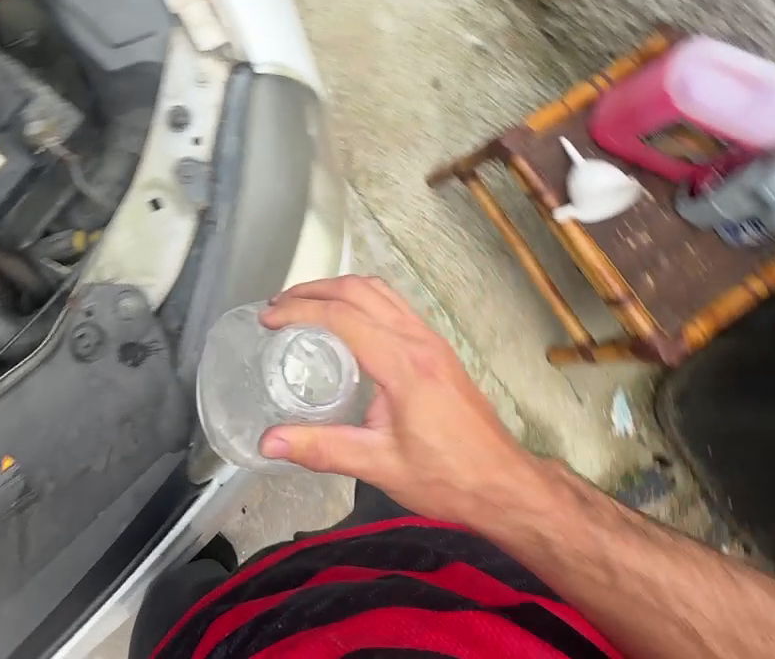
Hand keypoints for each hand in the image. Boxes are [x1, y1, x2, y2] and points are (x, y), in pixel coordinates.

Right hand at [258, 276, 543, 525]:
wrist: (506, 485)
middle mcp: (418, 340)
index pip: (342, 316)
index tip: (268, 320)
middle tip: (277, 307)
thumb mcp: (380, 466)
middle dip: (311, 290)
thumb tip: (269, 443)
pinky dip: (360, 297)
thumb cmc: (449, 478)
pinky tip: (343, 319)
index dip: (298, 311)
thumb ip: (322, 449)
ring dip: (336, 288)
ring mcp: (431, 339)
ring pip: (378, 290)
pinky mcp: (436, 347)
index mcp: (403, 363)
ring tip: (303, 304)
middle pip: (358, 290)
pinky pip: (393, 303)